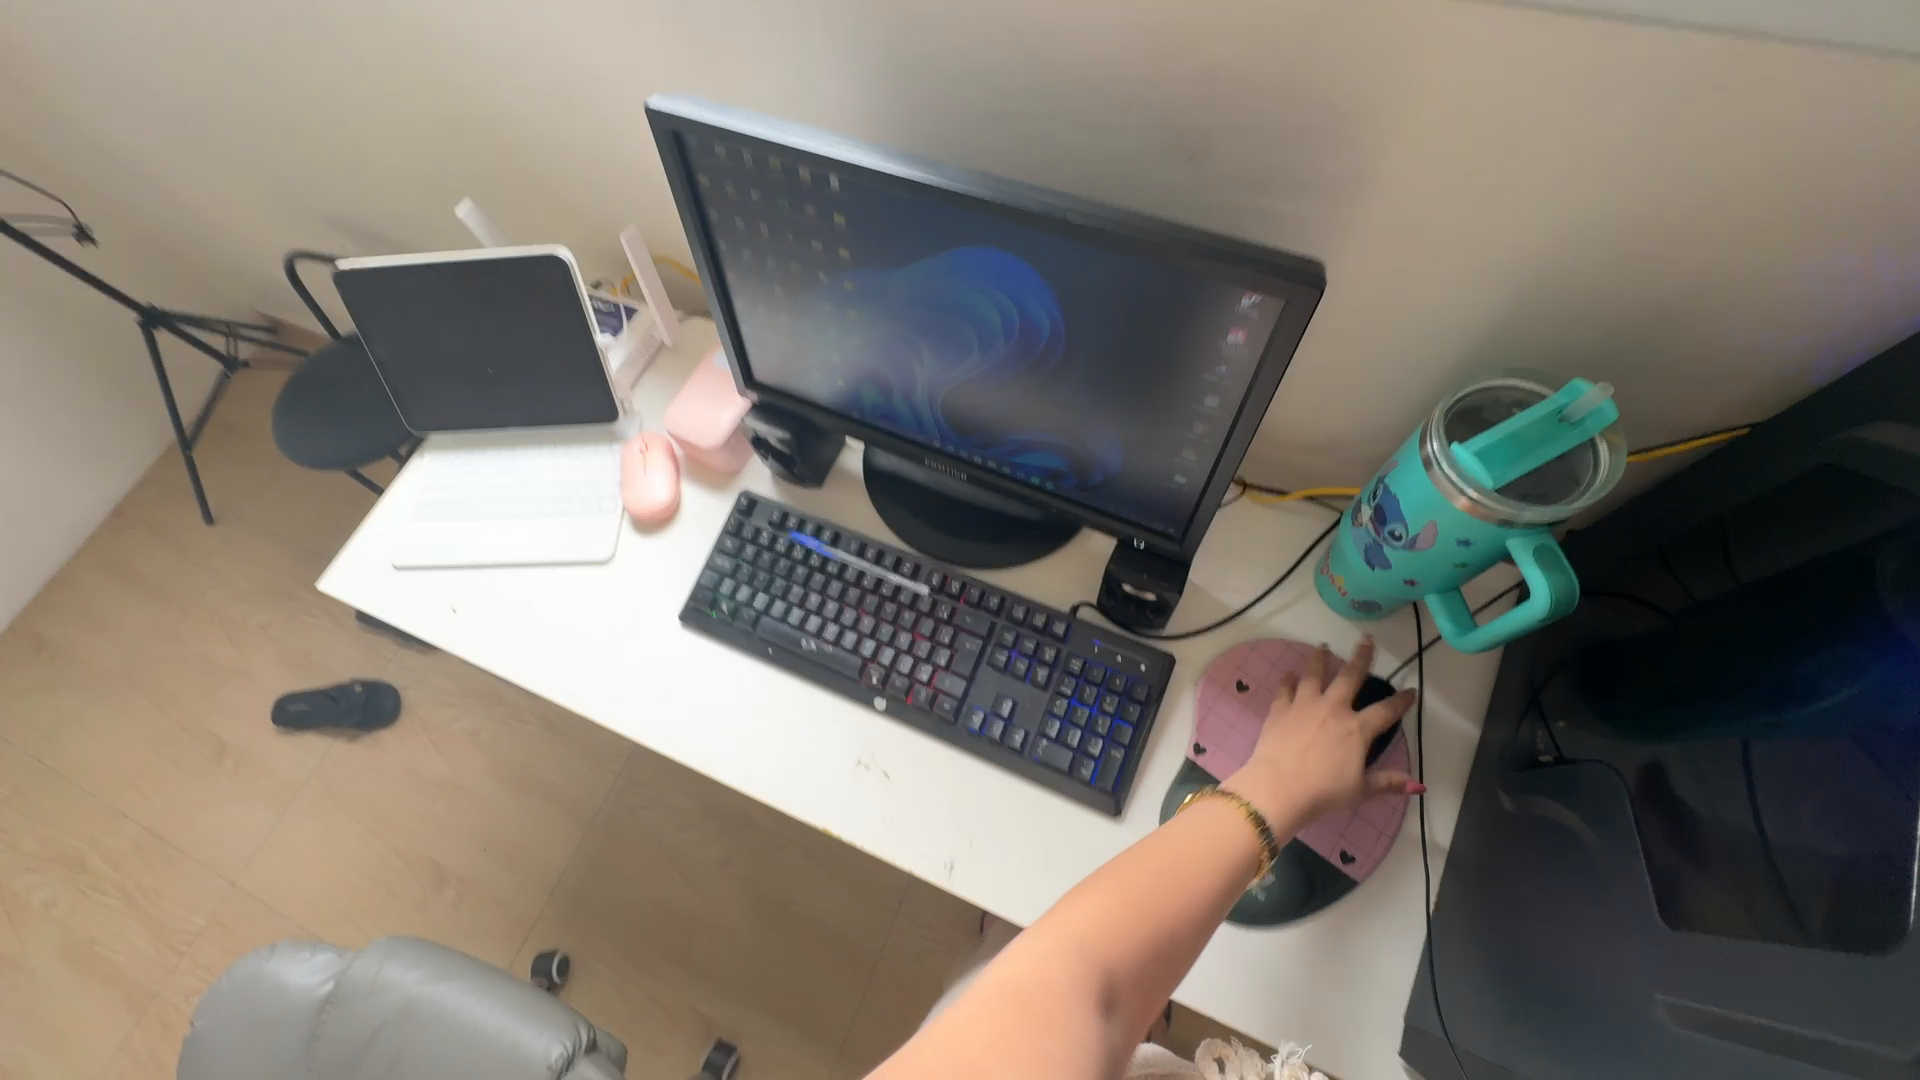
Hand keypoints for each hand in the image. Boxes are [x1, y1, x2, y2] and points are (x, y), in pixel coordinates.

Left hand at [1222, 638, 1421, 824]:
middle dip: (1361, 658)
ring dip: (1320, 660)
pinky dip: (1287, 680)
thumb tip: (1418, 786)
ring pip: (1314, 675)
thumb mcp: (1361, 790)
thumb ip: (1388, 783)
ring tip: (1323, 646)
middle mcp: (1332, 709)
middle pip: (1350, 677)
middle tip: (1366, 640)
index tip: (1411, 690)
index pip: (1386, 711)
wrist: (1279, 786)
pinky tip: (1287, 673)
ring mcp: (1304, 706)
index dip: (1401, 701)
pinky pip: (1285, 689)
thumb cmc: (1323, 792)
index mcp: (1356, 729)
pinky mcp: (1279, 709)